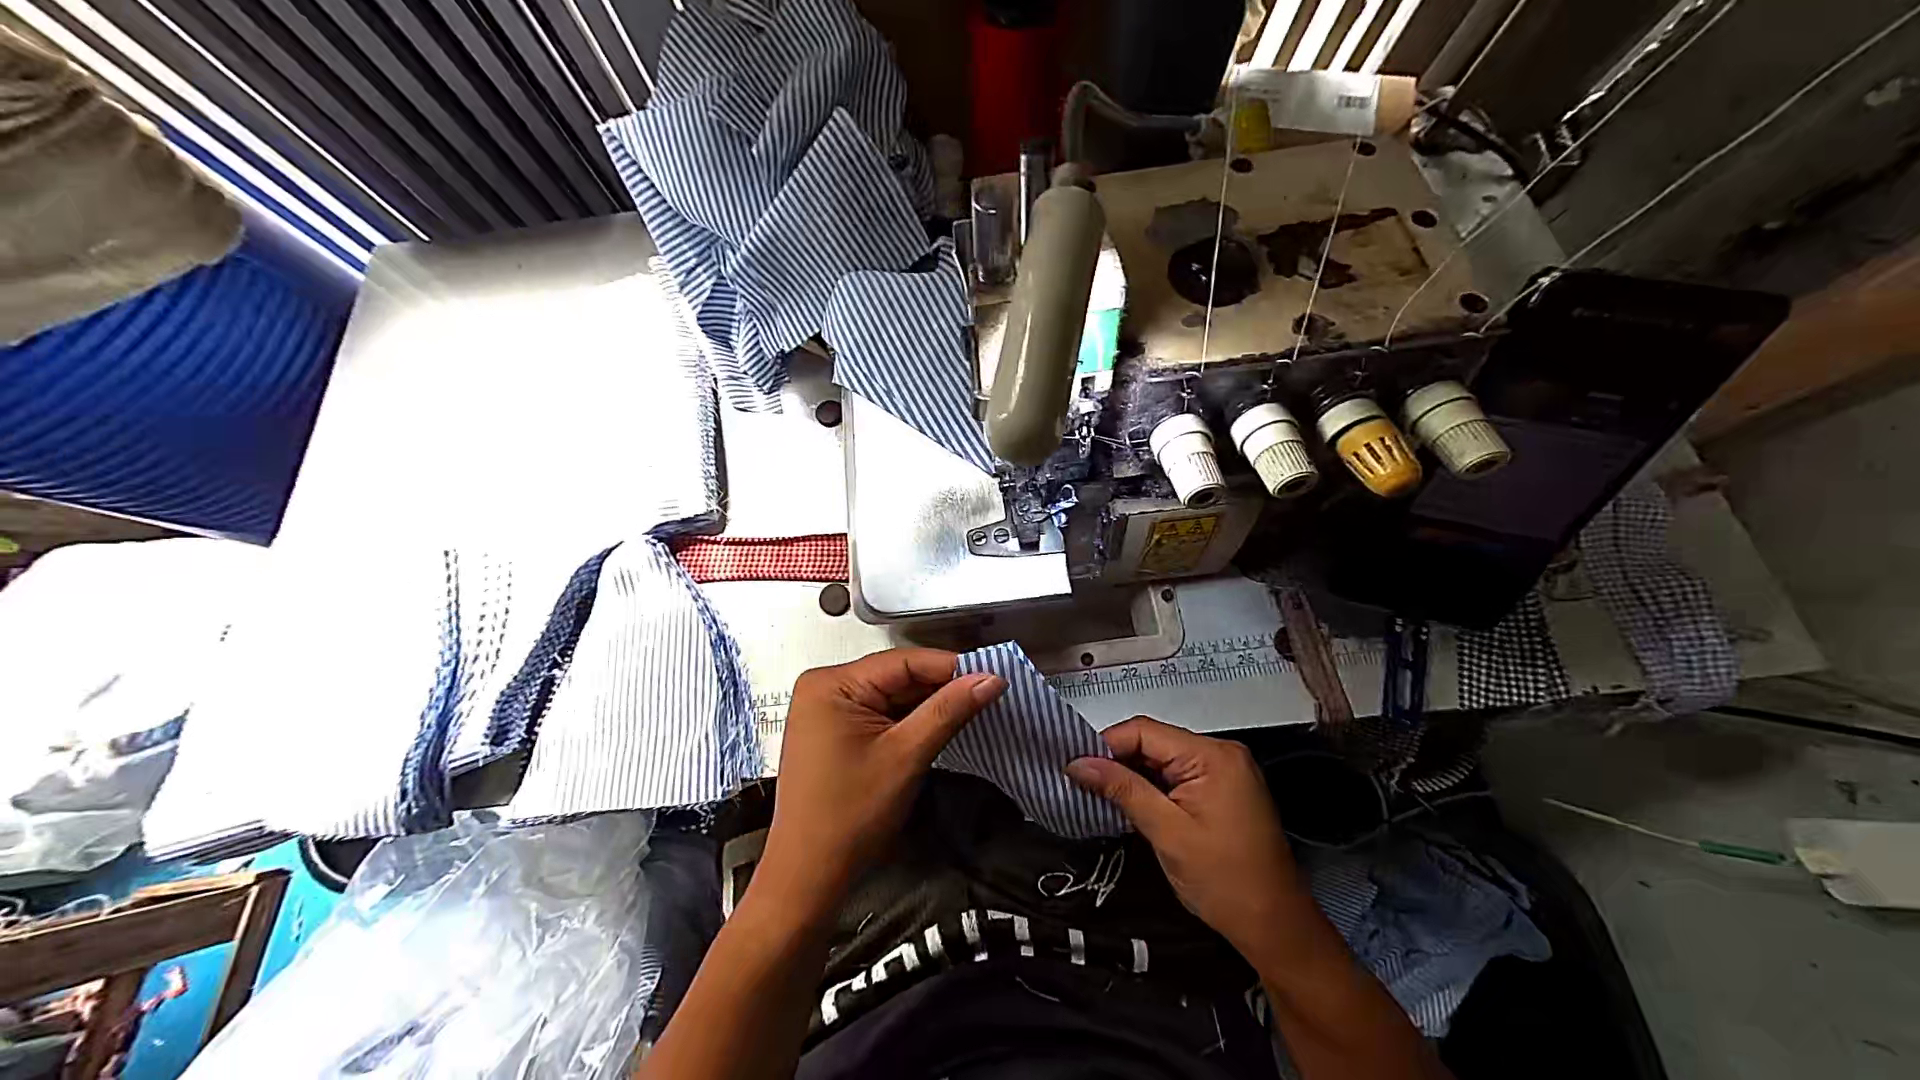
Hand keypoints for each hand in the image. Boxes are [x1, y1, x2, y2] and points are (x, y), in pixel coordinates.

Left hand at [760, 648, 1005, 911]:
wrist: (809, 875)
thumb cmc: (849, 817)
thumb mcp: (906, 756)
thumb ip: (949, 711)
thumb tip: (990, 679)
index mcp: (831, 684)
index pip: (904, 661)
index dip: (951, 666)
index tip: (993, 674)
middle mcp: (824, 687)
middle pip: (898, 675)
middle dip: (943, 686)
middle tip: (989, 693)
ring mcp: (827, 709)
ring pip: (892, 694)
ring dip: (929, 704)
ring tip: (973, 707)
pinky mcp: (835, 730)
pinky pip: (881, 712)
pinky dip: (910, 720)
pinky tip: (940, 724)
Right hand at [1066, 717, 1303, 954]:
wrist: (1276, 928)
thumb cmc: (1223, 881)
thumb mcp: (1166, 832)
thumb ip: (1122, 789)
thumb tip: (1077, 763)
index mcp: (1212, 756)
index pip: (1144, 731)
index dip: (1105, 745)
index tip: (1074, 767)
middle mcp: (1221, 753)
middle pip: (1153, 742)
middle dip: (1117, 761)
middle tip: (1082, 784)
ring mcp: (1225, 771)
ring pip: (1162, 759)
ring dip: (1132, 776)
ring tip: (1099, 795)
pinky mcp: (1223, 789)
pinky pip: (1177, 775)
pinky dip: (1152, 788)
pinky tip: (1130, 804)